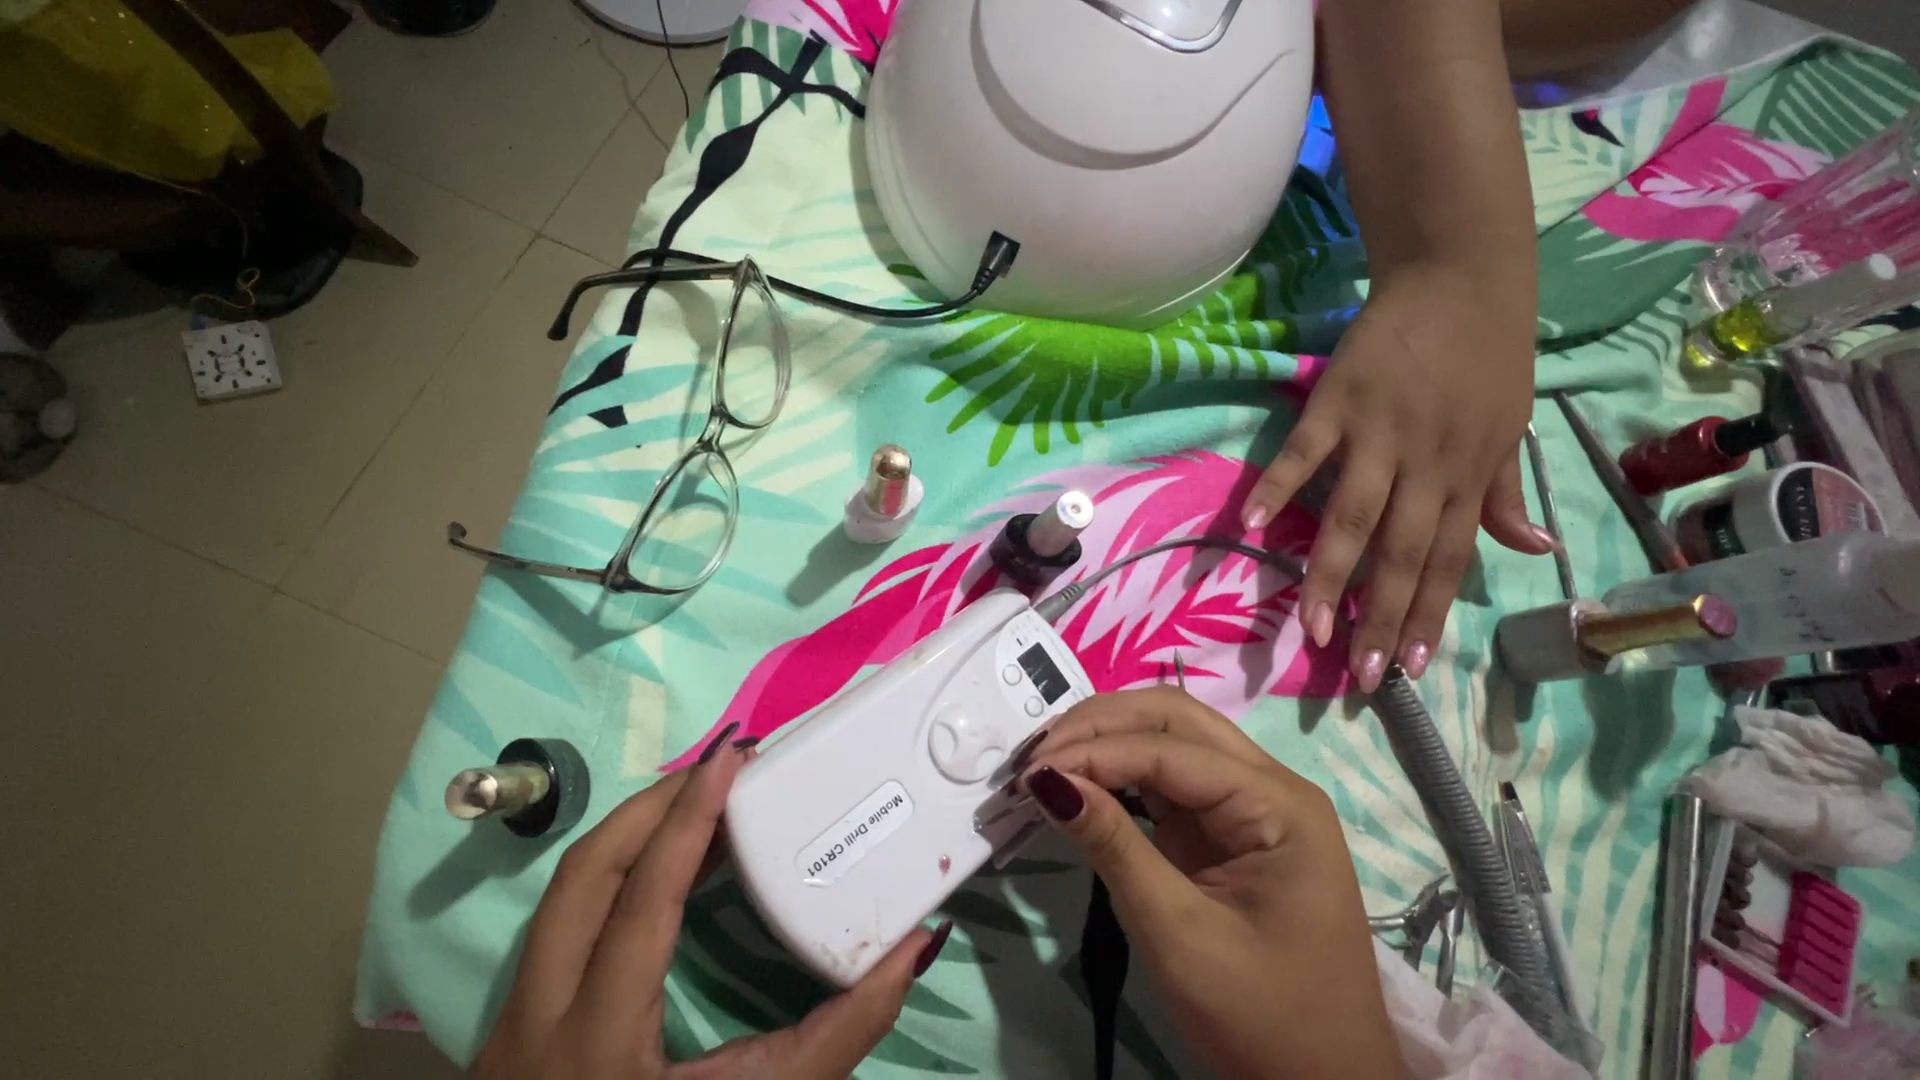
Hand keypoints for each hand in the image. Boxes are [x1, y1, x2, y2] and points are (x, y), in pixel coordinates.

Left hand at [474, 740, 950, 1079]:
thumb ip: (844, 1029)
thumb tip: (913, 946)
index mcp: (597, 1037)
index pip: (643, 898)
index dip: (688, 818)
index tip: (729, 757)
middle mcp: (537, 1016)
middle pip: (586, 872)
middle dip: (654, 805)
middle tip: (722, 770)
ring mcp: (515, 1015)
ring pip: (566, 887)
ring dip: (634, 831)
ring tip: (703, 799)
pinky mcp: (519, 1015)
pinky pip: (566, 912)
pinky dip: (619, 866)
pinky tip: (671, 859)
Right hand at [1018, 688, 1407, 1079]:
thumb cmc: (1261, 1019)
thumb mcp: (1178, 935)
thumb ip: (1113, 846)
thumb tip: (1045, 780)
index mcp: (1279, 805)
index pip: (1172, 750)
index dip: (1097, 751)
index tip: (1029, 774)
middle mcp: (1270, 786)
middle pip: (1177, 721)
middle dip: (1101, 725)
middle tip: (1036, 752)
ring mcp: (1250, 806)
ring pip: (1172, 741)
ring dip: (1108, 741)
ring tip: (1047, 761)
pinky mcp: (1226, 829)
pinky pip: (1170, 781)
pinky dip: (1121, 774)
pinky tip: (1082, 781)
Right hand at [1242, 266, 1555, 690]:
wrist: (1464, 277)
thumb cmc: (1488, 356)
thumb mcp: (1510, 427)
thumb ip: (1504, 493)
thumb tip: (1529, 550)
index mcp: (1468, 475)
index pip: (1449, 561)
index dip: (1427, 616)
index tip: (1406, 668)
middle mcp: (1427, 465)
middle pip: (1402, 554)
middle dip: (1381, 618)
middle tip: (1358, 675)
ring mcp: (1380, 434)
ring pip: (1355, 517)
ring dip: (1332, 574)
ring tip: (1311, 626)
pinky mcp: (1338, 402)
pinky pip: (1306, 452)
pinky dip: (1279, 486)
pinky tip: (1252, 524)